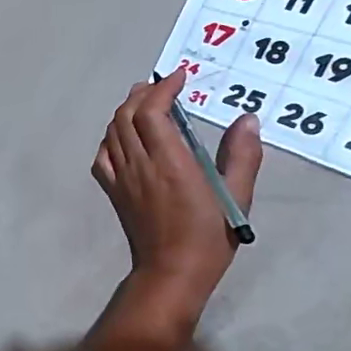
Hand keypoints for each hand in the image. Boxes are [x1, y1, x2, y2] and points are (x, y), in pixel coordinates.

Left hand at [91, 69, 261, 294]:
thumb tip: (248, 120)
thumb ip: (242, 156)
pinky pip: (102, 156)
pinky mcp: (113, 191)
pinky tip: (124, 137)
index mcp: (169, 162)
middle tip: (163, 86)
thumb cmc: (208, 237)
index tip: (180, 77)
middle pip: (127, 115)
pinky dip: (110, 137)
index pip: (153, 111)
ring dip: (126, 110)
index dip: (163, 88)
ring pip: (113, 131)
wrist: (171, 273)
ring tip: (144, 101)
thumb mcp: (235, 197)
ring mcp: (122, 178)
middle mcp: (140, 164)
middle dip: (143, 93)